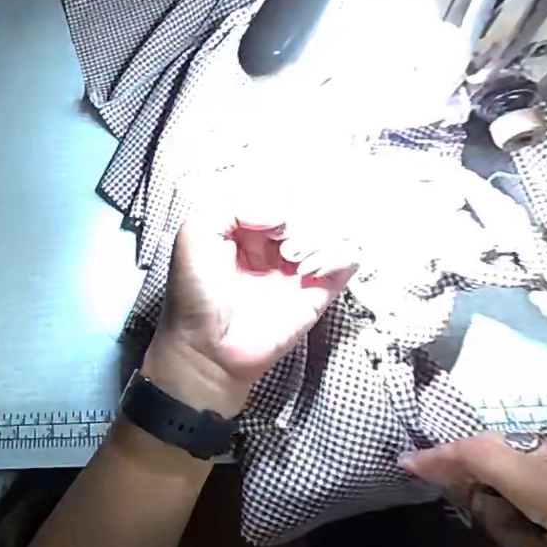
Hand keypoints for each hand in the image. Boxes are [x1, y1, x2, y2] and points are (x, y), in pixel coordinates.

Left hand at [142, 206, 355, 418]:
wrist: (208, 348)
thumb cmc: (196, 293)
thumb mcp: (196, 233)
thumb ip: (233, 208)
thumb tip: (281, 215)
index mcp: (252, 231)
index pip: (284, 199)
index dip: (280, 203)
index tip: (268, 224)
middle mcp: (280, 247)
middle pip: (314, 211)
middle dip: (302, 222)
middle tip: (283, 247)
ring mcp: (303, 269)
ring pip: (336, 230)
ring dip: (320, 238)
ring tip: (295, 261)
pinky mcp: (321, 292)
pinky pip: (351, 259)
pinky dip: (338, 255)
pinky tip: (310, 270)